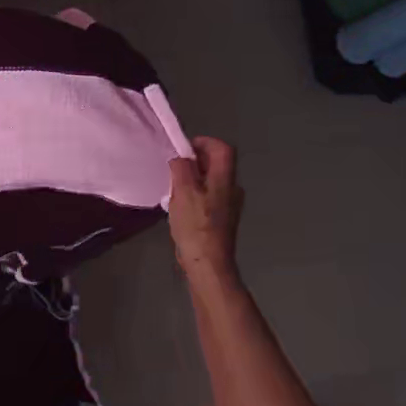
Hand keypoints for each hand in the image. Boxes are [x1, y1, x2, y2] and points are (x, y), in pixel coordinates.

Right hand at [168, 136, 242, 281]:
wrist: (208, 262)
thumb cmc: (195, 225)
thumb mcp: (183, 192)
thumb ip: (182, 169)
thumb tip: (181, 158)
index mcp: (225, 178)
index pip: (222, 148)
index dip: (204, 142)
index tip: (183, 149)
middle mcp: (232, 188)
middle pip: (217, 164)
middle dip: (195, 162)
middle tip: (174, 170)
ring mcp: (229, 205)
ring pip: (212, 181)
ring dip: (193, 180)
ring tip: (173, 190)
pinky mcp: (221, 219)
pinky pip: (209, 198)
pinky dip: (195, 195)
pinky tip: (180, 208)